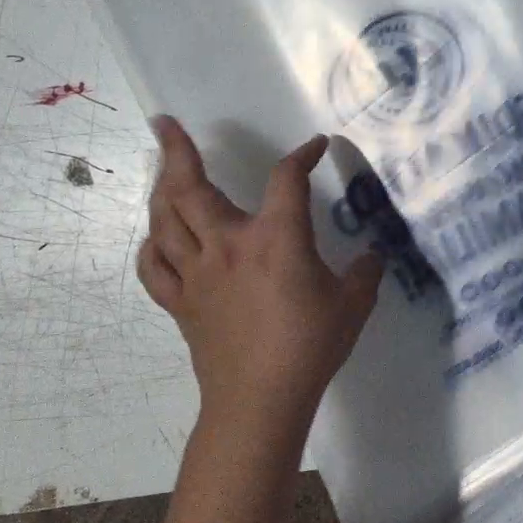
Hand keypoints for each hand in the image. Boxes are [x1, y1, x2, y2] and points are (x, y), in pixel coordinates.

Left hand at [137, 116, 384, 429]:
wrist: (260, 399)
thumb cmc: (312, 343)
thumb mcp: (355, 300)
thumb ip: (364, 269)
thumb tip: (370, 255)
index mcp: (277, 238)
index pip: (288, 178)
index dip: (304, 155)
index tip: (318, 146)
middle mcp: (229, 245)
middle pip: (191, 189)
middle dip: (177, 151)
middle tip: (166, 123)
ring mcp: (197, 274)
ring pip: (164, 220)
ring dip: (160, 188)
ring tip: (162, 166)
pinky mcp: (180, 302)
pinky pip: (154, 264)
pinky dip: (152, 242)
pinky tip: (158, 234)